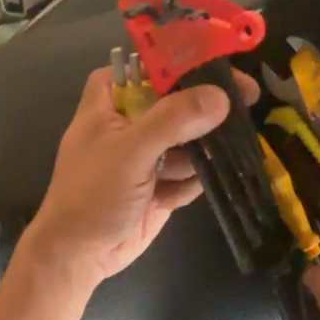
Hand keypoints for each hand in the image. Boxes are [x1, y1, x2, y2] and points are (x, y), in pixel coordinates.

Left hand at [16, 67, 259, 291]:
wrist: (80, 254)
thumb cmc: (92, 196)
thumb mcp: (130, 152)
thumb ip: (174, 120)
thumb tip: (222, 96)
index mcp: (115, 93)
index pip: (164, 65)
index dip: (200, 68)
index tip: (236, 80)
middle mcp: (135, 115)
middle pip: (187, 101)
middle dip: (207, 119)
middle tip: (240, 120)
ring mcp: (151, 149)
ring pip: (196, 139)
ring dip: (196, 159)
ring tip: (171, 177)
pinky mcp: (163, 180)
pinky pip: (193, 173)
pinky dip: (186, 186)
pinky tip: (165, 199)